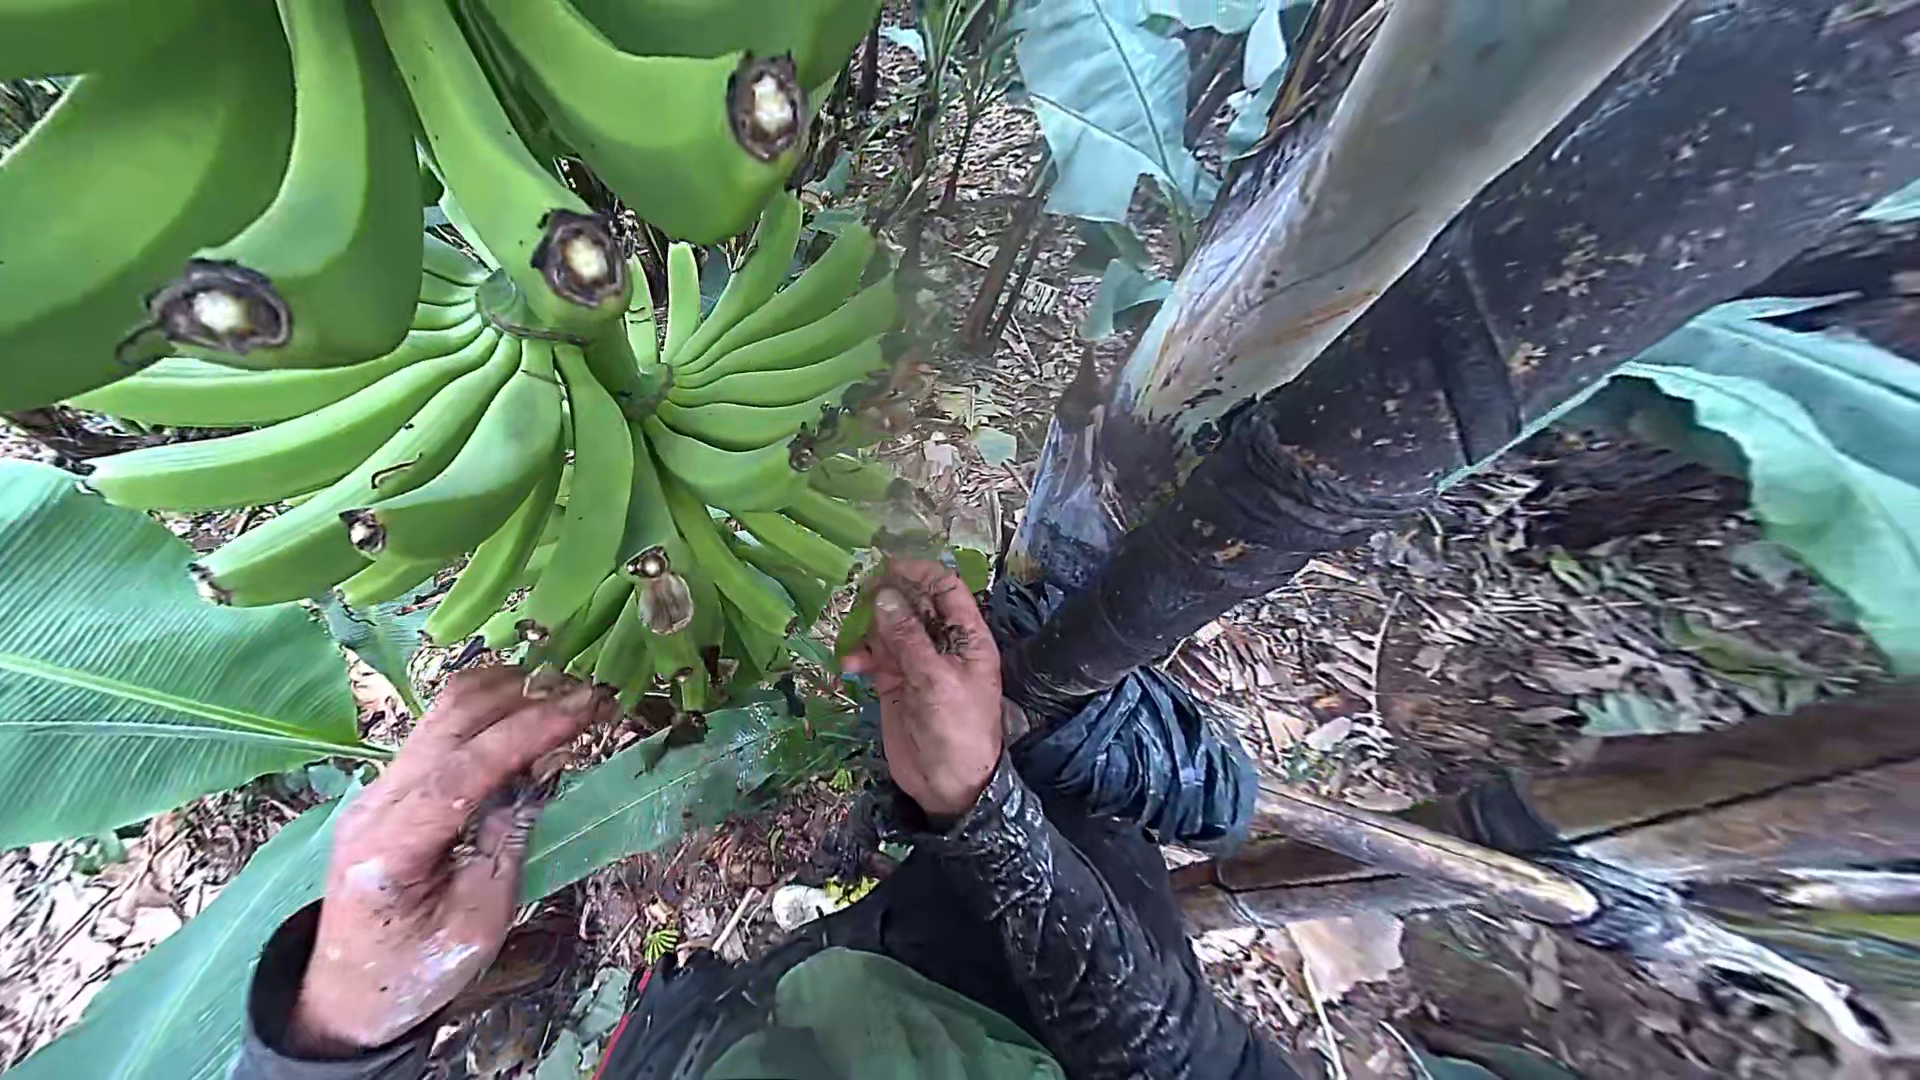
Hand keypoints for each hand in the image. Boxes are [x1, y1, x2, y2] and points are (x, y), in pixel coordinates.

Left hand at [288, 667, 614, 1056]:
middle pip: (454, 722)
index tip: (588, 707)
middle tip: (595, 694)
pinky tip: (532, 700)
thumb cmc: (423, 965)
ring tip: (570, 691)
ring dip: (513, 689)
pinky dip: (494, 699)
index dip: (530, 731)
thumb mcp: (483, 915)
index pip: (463, 769)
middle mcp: (376, 803)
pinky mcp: (396, 779)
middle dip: (532, 698)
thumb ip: (511, 835)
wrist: (349, 994)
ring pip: (447, 709)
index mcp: (390, 849)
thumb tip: (547, 766)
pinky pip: (445, 720)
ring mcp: (380, 786)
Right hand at [842, 559, 1003, 820]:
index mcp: (967, 636)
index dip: (921, 573)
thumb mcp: (935, 679)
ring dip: (870, 629)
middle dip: (889, 597)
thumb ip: (907, 637)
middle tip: (860, 596)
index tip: (889, 566)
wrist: (949, 785)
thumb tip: (883, 596)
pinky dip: (862, 656)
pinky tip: (851, 666)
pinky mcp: (896, 682)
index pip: (946, 589)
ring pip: (890, 628)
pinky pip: (876, 657)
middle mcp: (942, 643)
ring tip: (853, 639)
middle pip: (914, 604)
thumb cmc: (956, 728)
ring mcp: (917, 661)